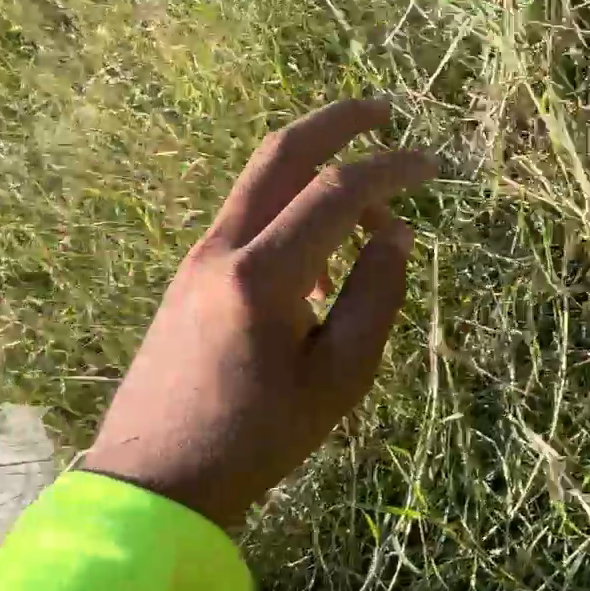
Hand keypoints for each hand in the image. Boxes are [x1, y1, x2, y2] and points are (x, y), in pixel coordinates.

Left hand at [82, 99, 435, 528]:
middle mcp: (223, 249)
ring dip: (321, 170)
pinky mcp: (193, 274)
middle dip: (337, 121)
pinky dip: (298, 207)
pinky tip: (328, 256)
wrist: (155, 482)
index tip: (434, 165)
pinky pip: (254, 216)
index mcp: (263, 276)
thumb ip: (376, 294)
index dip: (392, 169)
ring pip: (264, 182)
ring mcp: (200, 258)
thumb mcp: (342, 375)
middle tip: (384, 109)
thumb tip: (396, 233)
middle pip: (281, 153)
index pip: (337, 191)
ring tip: (375, 210)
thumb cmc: (260, 436)